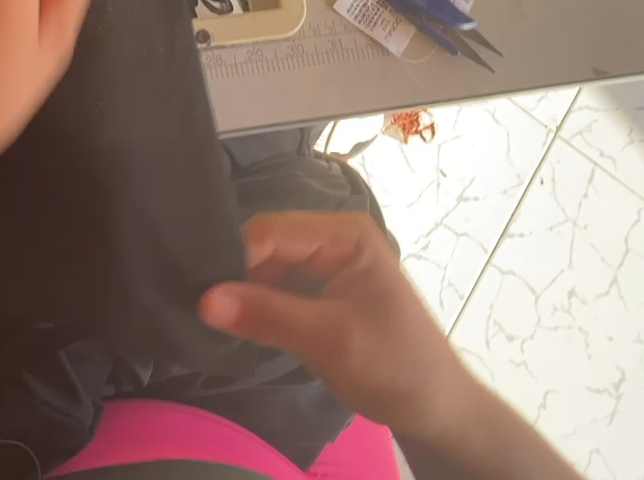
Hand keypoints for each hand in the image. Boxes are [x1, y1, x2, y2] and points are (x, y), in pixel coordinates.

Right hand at [198, 211, 479, 443]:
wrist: (441, 413)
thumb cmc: (396, 369)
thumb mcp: (329, 342)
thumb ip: (267, 316)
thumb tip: (204, 300)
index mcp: (344, 234)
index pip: (271, 230)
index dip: (235, 257)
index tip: (202, 291)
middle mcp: (333, 236)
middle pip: (266, 242)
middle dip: (237, 272)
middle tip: (203, 305)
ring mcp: (329, 261)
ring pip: (268, 264)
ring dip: (246, 289)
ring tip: (214, 312)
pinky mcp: (323, 286)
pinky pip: (278, 283)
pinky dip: (259, 302)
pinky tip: (238, 318)